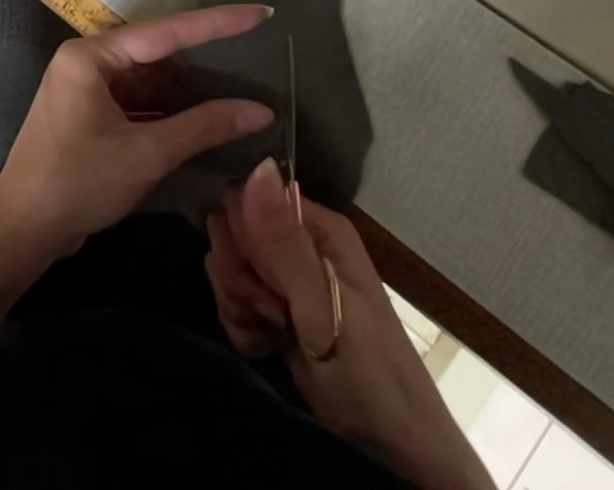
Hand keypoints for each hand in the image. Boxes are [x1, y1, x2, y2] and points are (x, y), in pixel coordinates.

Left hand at [0, 5, 276, 259]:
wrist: (22, 230)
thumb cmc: (77, 182)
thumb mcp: (146, 153)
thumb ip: (203, 126)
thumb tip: (261, 110)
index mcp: (89, 57)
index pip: (164, 32)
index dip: (216, 23)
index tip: (260, 12)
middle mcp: (84, 64)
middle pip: (155, 54)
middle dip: (204, 58)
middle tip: (256, 49)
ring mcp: (84, 91)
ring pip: (148, 82)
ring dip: (188, 91)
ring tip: (242, 87)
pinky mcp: (88, 118)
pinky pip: (137, 103)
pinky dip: (168, 112)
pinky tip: (206, 119)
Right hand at [217, 160, 492, 489]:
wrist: (388, 448)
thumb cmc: (368, 375)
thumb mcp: (323, 308)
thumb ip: (283, 241)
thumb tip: (257, 164)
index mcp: (318, 229)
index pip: (244, 200)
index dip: (243, 239)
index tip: (264, 280)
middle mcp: (299, 244)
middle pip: (229, 237)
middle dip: (239, 280)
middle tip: (276, 313)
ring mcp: (284, 278)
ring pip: (225, 272)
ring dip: (240, 309)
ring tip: (278, 334)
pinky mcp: (272, 309)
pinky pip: (229, 303)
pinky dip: (243, 331)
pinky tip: (270, 347)